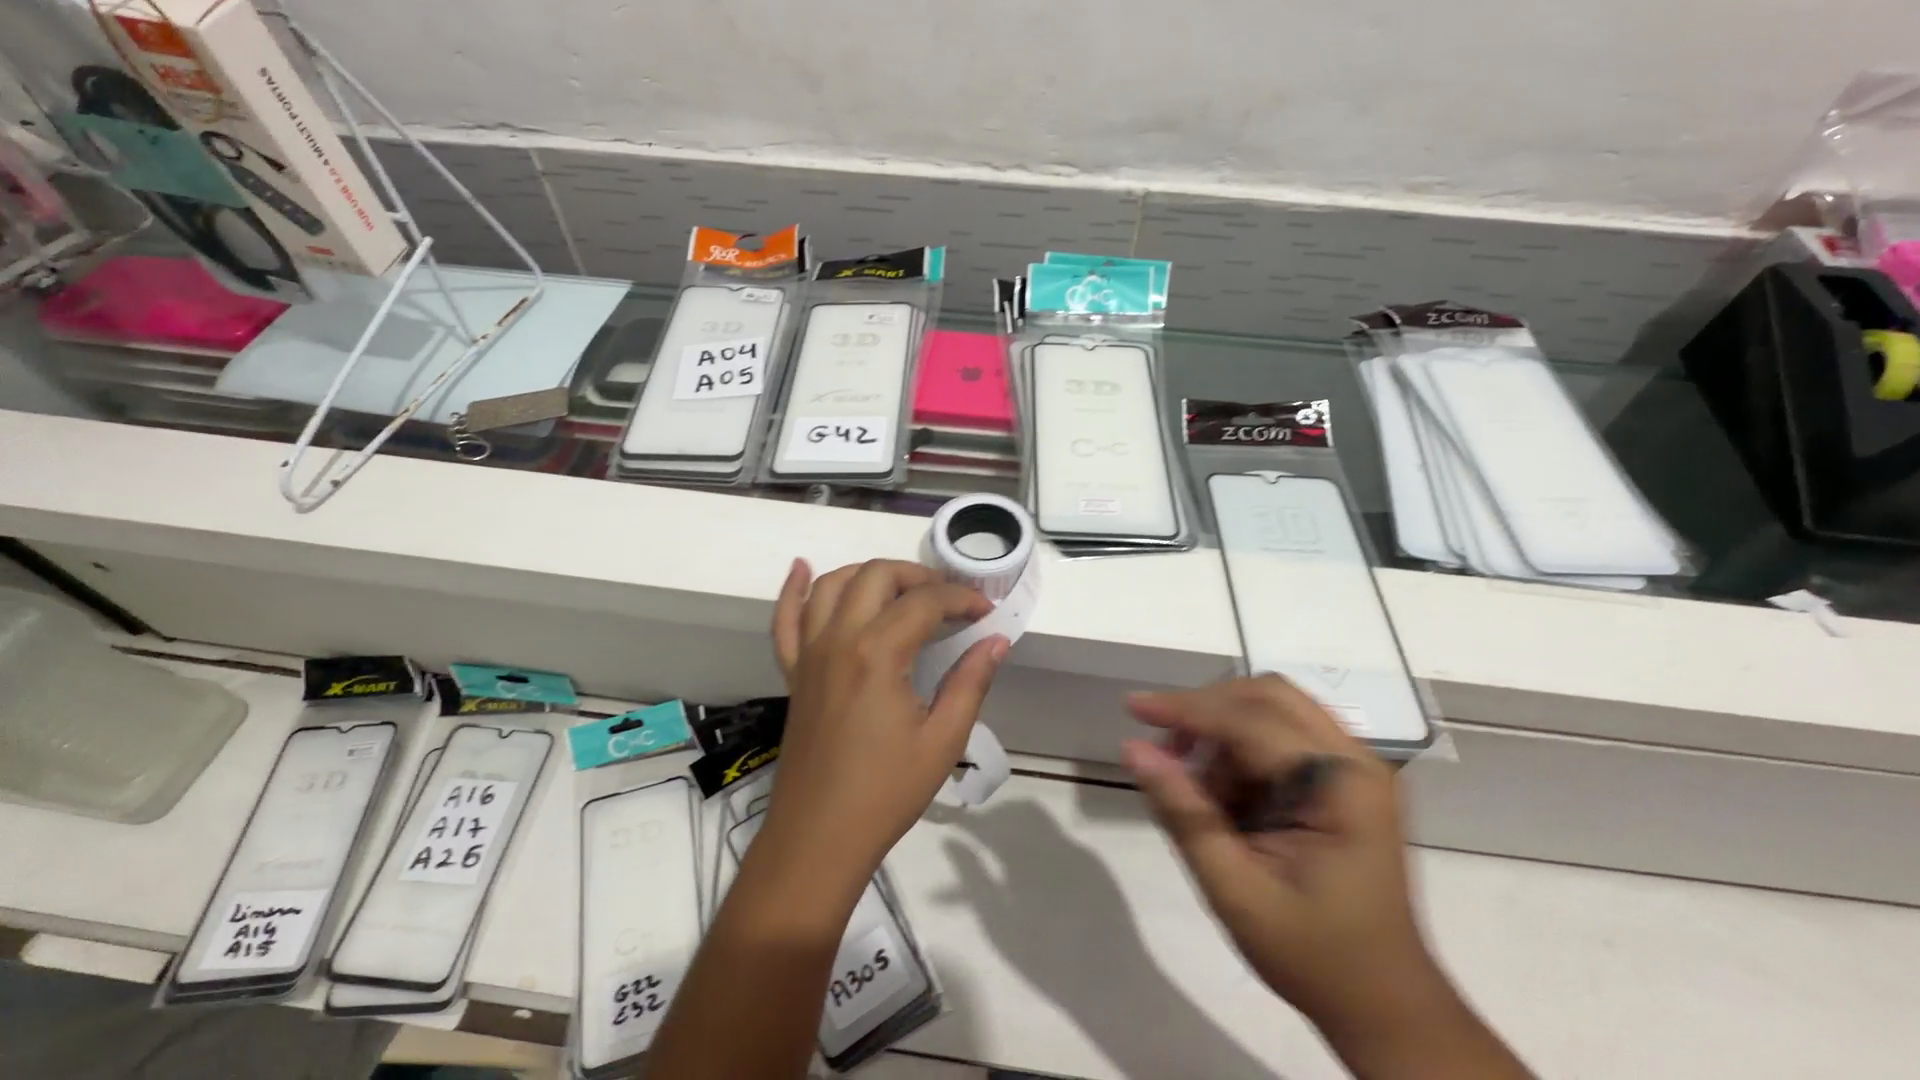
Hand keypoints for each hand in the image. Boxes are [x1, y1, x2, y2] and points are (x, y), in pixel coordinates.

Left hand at [766, 557, 1009, 883]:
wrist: (819, 835)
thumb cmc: (886, 792)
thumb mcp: (943, 741)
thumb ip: (970, 682)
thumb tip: (996, 640)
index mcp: (877, 654)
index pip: (924, 602)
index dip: (961, 599)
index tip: (986, 613)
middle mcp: (838, 640)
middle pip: (876, 577)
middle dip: (918, 577)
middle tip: (948, 602)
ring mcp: (808, 654)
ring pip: (831, 585)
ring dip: (868, 574)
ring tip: (901, 590)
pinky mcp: (793, 672)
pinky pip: (785, 619)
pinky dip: (793, 589)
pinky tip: (803, 567)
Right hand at [1121, 676, 1440, 1035]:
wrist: (1382, 1004)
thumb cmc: (1312, 955)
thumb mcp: (1235, 889)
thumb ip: (1184, 813)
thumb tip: (1134, 750)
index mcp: (1342, 784)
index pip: (1252, 720)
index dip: (1188, 709)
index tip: (1132, 707)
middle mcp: (1356, 762)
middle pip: (1269, 696)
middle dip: (1208, 711)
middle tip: (1166, 750)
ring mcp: (1353, 771)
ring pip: (1273, 713)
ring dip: (1224, 736)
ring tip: (1196, 794)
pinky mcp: (1342, 785)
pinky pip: (1281, 743)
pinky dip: (1242, 758)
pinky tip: (1225, 806)